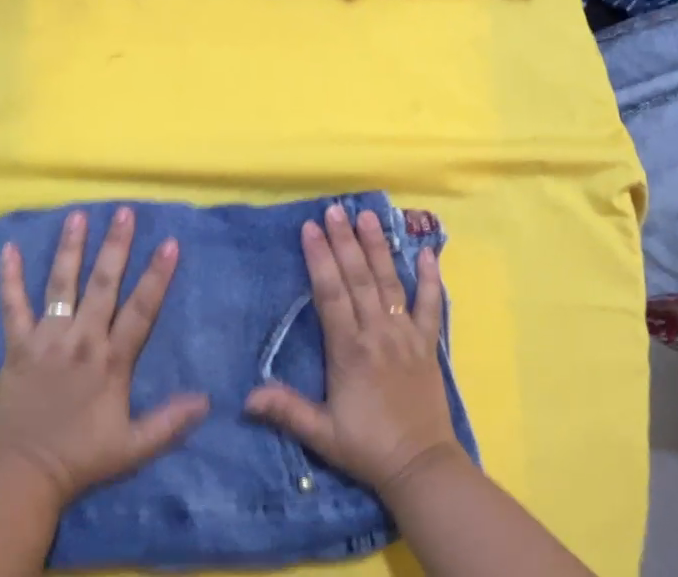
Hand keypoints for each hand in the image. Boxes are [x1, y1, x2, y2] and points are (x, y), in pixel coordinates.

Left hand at [0, 206, 209, 505]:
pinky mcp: (18, 344)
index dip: (157, 276)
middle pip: (103, 285)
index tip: (170, 244)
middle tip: (124, 212)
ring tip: (78, 216)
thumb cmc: (81, 458)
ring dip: (70, 249)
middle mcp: (82, 339)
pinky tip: (10, 249)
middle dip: (116, 246)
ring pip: (61, 285)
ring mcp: (47, 338)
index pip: (141, 311)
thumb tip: (206, 400)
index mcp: (112, 361)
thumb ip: (169, 422)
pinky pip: (13, 305)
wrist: (22, 471)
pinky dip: (10, 277)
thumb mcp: (134, 447)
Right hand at [245, 204, 463, 493]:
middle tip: (335, 210)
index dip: (320, 259)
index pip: (331, 294)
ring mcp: (407, 337)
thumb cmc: (367, 447)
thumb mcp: (321, 433)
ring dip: (378, 248)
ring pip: (390, 284)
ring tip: (369, 217)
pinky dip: (430, 278)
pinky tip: (426, 252)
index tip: (310, 229)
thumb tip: (246, 397)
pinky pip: (431, 306)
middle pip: (359, 279)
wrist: (422, 467)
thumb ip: (286, 410)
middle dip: (345, 242)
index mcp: (350, 350)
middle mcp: (378, 334)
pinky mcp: (429, 345)